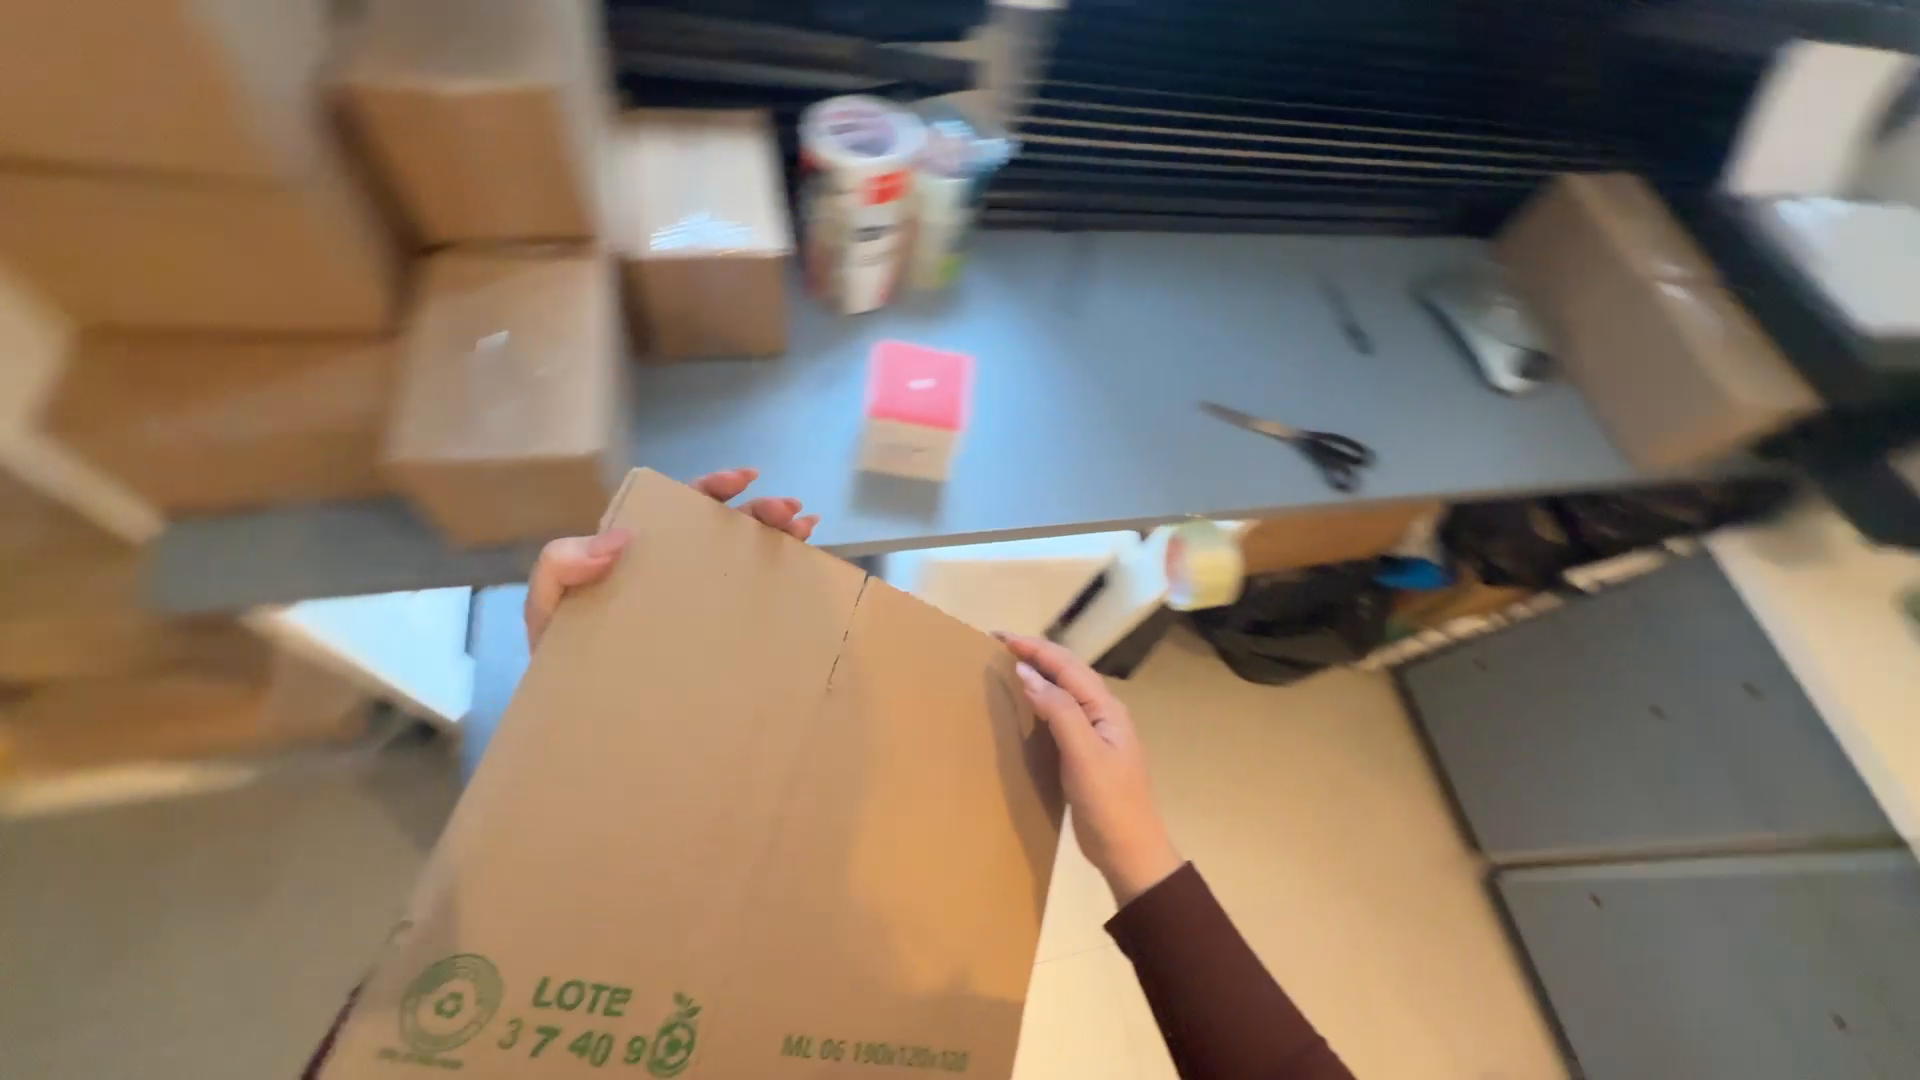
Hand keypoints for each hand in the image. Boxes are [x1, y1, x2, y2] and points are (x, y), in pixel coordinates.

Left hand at [524, 467, 818, 649]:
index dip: (713, 488)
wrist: (579, 724)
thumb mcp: (546, 609)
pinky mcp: (719, 637)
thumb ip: (560, 567)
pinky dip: (783, 578)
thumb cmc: (561, 661)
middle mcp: (677, 572)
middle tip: (790, 511)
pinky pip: (755, 602)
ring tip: (806, 529)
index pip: (680, 509)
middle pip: (725, 529)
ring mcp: (701, 604)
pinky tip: (805, 568)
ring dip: (780, 536)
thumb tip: (621, 538)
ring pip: (747, 558)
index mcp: (641, 556)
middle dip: (761, 511)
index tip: (745, 479)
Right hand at [996, 632, 1183, 905]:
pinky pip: (1060, 714)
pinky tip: (1025, 704)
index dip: (1035, 648)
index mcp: (1106, 708)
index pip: (1067, 666)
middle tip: (1000, 644)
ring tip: (1009, 665)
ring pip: (1064, 691)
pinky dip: (1040, 700)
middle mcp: (1102, 713)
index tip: (1000, 637)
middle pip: (1067, 672)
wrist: (1130, 850)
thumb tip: (1028, 673)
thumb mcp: (1084, 754)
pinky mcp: (1084, 752)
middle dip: (1036, 654)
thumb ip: (1059, 711)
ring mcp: (1094, 733)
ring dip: (1039, 673)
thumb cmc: (1110, 801)